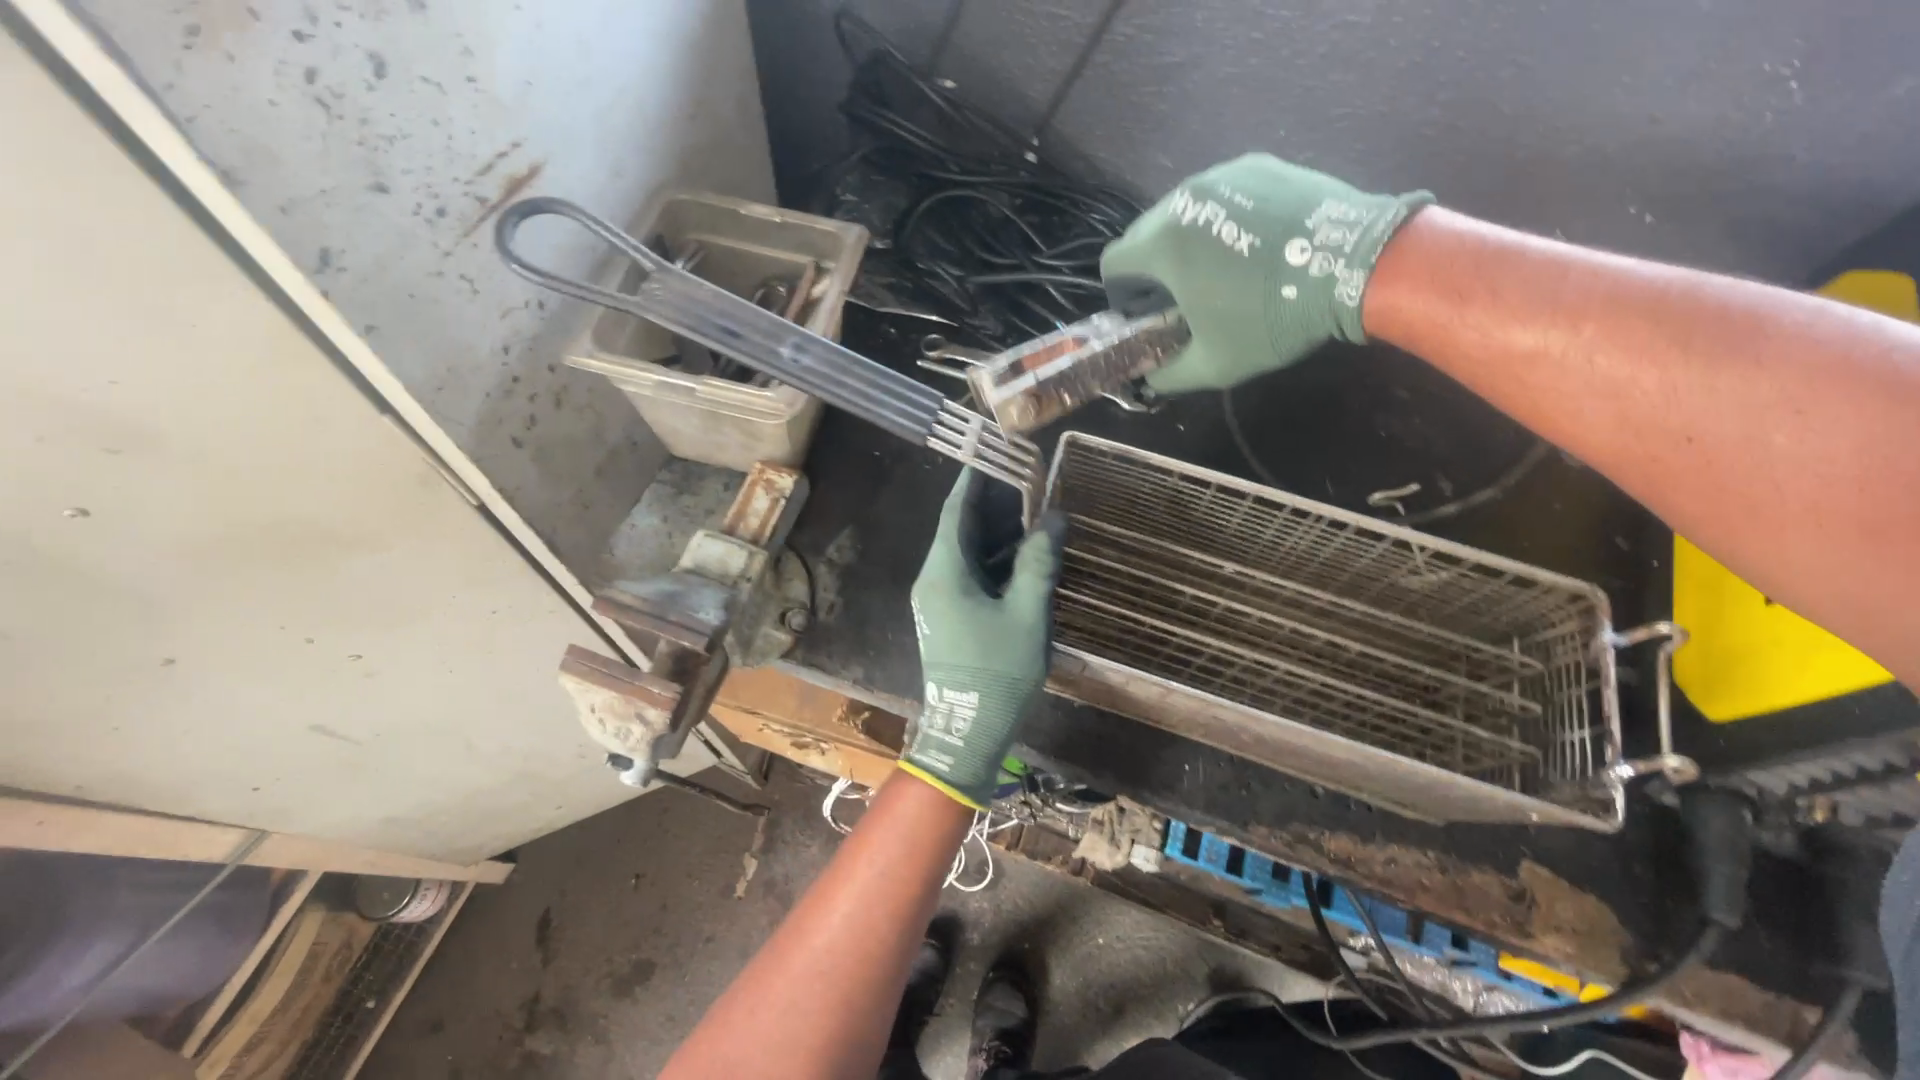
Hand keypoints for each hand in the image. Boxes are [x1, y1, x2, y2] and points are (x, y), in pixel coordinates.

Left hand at [900, 470, 1064, 808]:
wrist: (969, 730)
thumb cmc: (998, 670)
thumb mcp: (1027, 613)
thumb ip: (1039, 562)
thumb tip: (1053, 517)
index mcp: (944, 572)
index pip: (956, 511)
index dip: (975, 479)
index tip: (994, 451)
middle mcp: (933, 579)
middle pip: (959, 529)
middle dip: (991, 504)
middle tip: (1026, 479)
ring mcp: (937, 600)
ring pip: (964, 554)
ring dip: (995, 534)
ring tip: (1032, 512)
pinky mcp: (947, 618)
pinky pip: (967, 575)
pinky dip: (993, 561)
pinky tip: (1023, 558)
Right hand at [1100, 152, 1431, 393]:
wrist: (1355, 266)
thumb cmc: (1274, 318)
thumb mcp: (1215, 363)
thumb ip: (1168, 374)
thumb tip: (1150, 377)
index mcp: (1163, 243)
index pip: (1113, 263)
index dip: (1123, 294)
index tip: (1149, 312)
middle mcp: (1183, 199)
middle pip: (1145, 234)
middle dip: (1154, 267)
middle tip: (1186, 295)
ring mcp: (1223, 175)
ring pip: (1184, 212)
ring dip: (1189, 242)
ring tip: (1226, 268)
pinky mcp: (1259, 166)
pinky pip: (1222, 196)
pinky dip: (1226, 221)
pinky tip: (1257, 245)